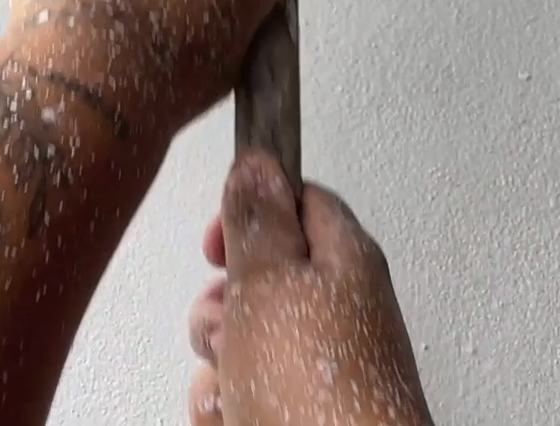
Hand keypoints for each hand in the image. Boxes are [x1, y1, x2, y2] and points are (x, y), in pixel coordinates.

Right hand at [186, 150, 433, 425]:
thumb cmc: (320, 392)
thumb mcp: (273, 280)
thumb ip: (257, 218)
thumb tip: (256, 160)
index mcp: (343, 258)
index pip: (297, 201)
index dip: (251, 209)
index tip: (216, 239)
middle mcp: (335, 309)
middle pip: (261, 277)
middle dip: (223, 302)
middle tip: (224, 321)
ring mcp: (316, 367)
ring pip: (242, 342)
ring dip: (220, 364)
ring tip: (234, 386)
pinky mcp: (293, 417)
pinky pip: (242, 396)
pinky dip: (227, 409)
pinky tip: (234, 421)